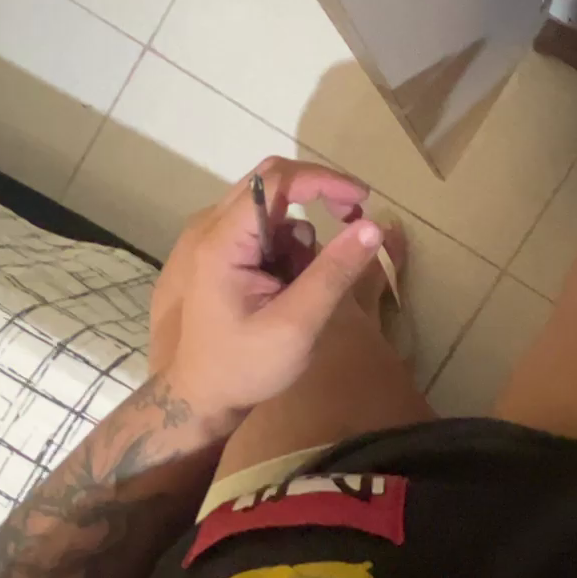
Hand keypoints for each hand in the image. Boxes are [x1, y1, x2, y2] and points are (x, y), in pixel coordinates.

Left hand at [149, 158, 383, 422]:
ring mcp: (217, 238)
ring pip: (275, 208)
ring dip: (302, 237)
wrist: (202, 396)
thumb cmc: (246, 366)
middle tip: (355, 222)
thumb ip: (334, 272)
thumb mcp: (298, 324)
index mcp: (222, 242)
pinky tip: (288, 289)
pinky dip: (290, 250)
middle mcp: (214, 228)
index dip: (324, 180)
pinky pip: (267, 229)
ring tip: (304, 289)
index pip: (276, 181)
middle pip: (274, 182)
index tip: (362, 201)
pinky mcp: (225, 251)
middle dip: (320, 197)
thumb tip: (374, 226)